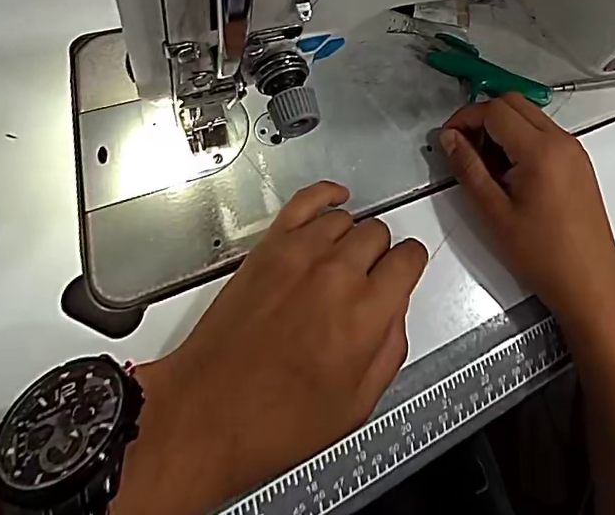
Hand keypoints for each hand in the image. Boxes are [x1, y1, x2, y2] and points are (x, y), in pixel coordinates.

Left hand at [114, 182, 427, 514]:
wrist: (205, 416)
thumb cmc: (270, 421)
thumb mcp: (355, 405)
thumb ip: (390, 348)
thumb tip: (395, 310)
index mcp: (365, 315)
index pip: (409, 258)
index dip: (410, 266)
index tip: (404, 272)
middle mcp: (337, 275)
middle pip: (379, 234)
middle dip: (380, 256)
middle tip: (368, 281)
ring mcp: (301, 254)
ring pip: (348, 219)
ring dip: (351, 238)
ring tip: (342, 264)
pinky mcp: (270, 246)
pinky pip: (308, 199)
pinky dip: (326, 193)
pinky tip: (336, 199)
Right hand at [440, 94, 614, 335]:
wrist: (589, 285)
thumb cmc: (545, 256)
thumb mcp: (493, 212)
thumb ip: (467, 168)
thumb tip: (450, 139)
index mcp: (541, 151)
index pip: (495, 110)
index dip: (465, 118)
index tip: (449, 136)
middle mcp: (562, 142)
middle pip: (513, 103)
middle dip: (482, 117)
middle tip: (463, 145)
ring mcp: (574, 151)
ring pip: (529, 115)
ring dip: (502, 127)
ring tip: (484, 163)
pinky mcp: (578, 163)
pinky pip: (544, 133)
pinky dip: (520, 139)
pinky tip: (508, 171)